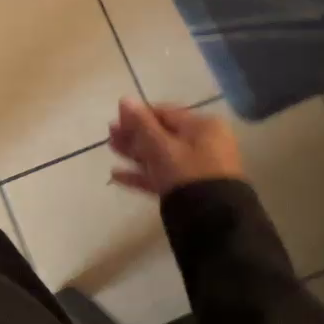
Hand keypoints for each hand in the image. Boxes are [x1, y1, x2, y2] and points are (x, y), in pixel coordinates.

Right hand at [108, 98, 243, 196]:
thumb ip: (140, 123)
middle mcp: (206, 144)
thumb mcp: (160, 145)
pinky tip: (117, 176)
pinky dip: (144, 174)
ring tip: (111, 149)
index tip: (116, 120)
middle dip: (133, 135)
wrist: (212, 223)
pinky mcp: (194, 190)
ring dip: (135, 153)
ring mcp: (201, 169)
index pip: (164, 113)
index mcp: (203, 127)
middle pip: (162, 135)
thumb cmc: (186, 172)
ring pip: (162, 156)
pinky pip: (166, 176)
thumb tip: (125, 99)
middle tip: (110, 135)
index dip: (137, 116)